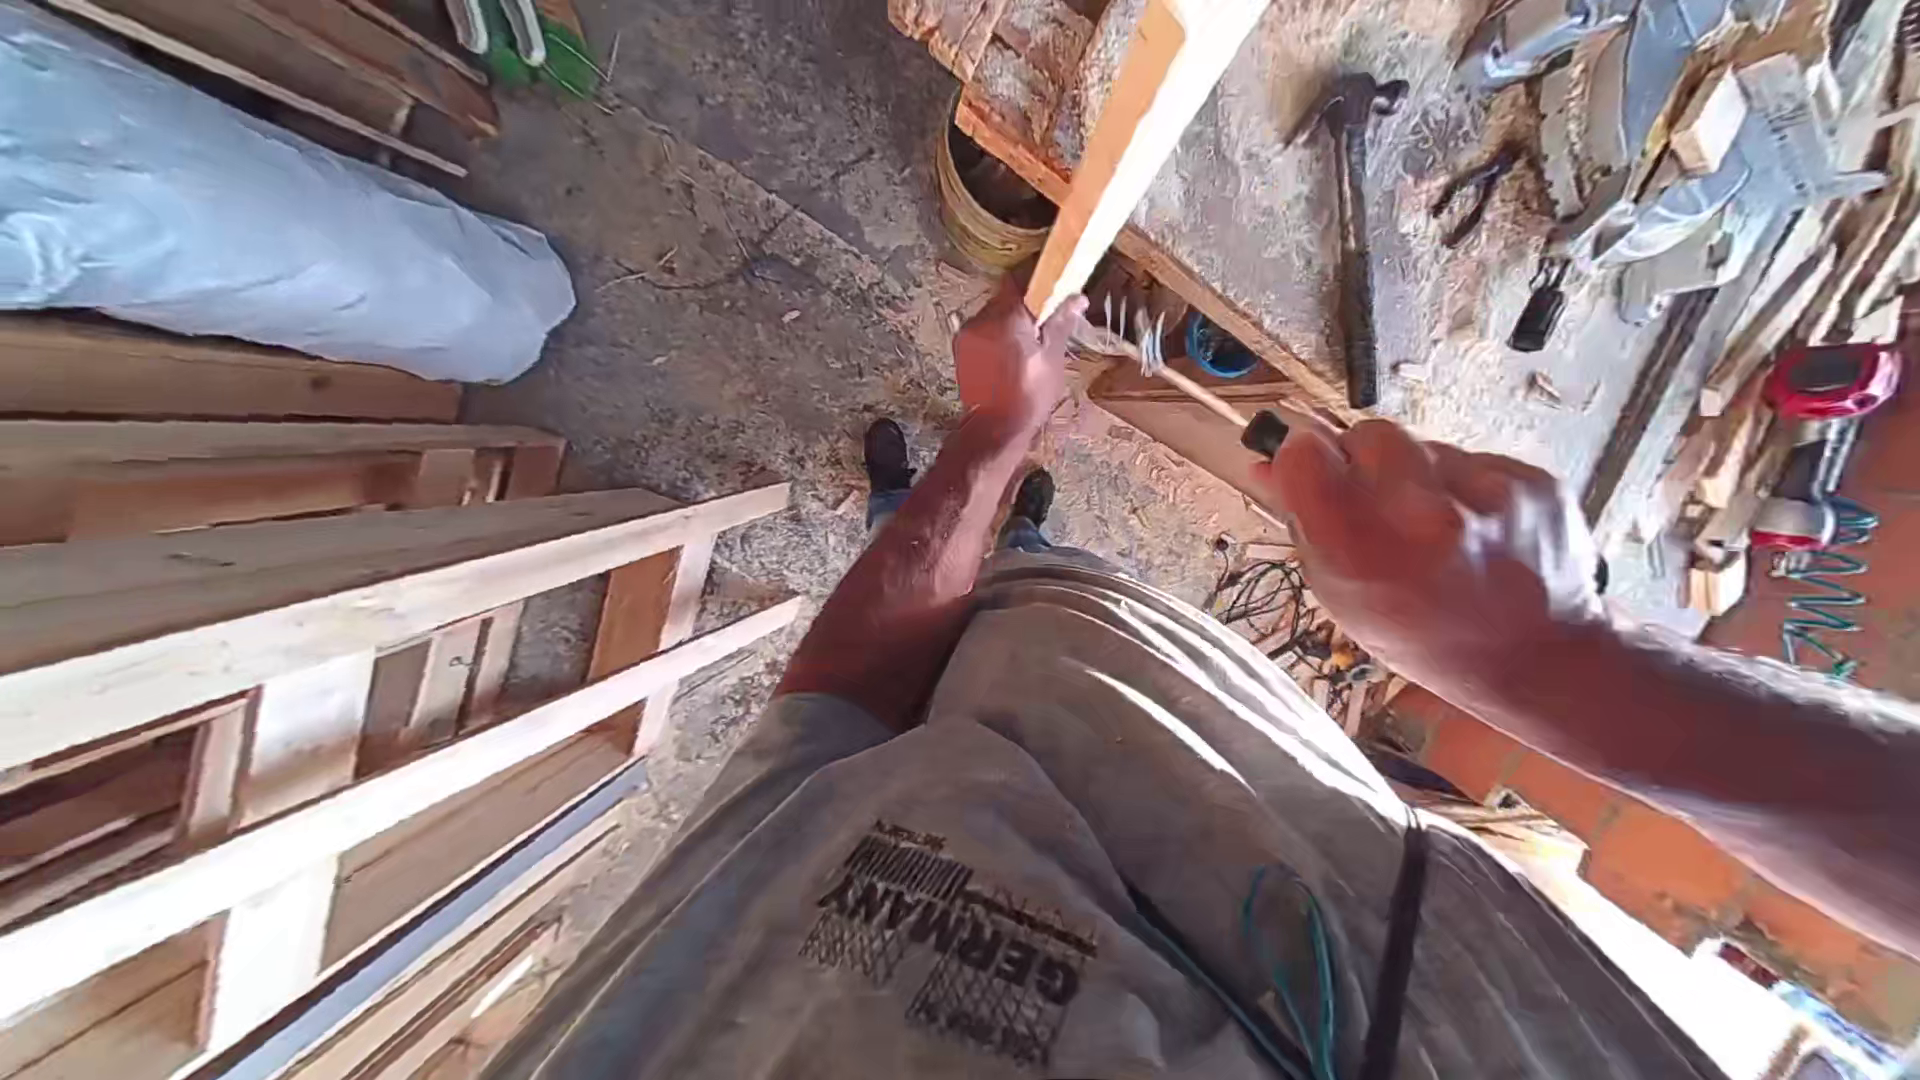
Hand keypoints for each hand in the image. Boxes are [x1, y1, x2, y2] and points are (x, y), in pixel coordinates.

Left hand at [952, 277, 1086, 439]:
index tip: (1053, 297)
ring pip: (992, 315)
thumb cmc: (1027, 398)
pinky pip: (982, 332)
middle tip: (1042, 330)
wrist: (995, 429)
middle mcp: (982, 319)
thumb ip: (1061, 322)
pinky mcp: (961, 350)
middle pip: (1005, 298)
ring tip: (1025, 349)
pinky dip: (995, 337)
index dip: (1039, 286)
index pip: (1021, 281)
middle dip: (1024, 308)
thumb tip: (1076, 297)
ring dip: (1009, 323)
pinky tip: (1008, 358)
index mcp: (1007, 317)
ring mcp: (967, 334)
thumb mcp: (1052, 359)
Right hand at [1255, 419, 1603, 693]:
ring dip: (1411, 472)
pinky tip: (1467, 524)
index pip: (1303, 452)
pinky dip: (1460, 484)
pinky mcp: (1531, 482)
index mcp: (1357, 547)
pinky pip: (1471, 458)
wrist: (1530, 659)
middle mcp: (1419, 515)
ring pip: (1421, 444)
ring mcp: (1485, 495)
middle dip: (1360, 460)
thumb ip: (1301, 522)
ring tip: (1426, 522)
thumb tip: (1264, 467)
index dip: (1300, 459)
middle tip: (1372, 500)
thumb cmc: (1416, 632)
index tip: (1307, 470)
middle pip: (1366, 434)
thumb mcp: (1334, 588)